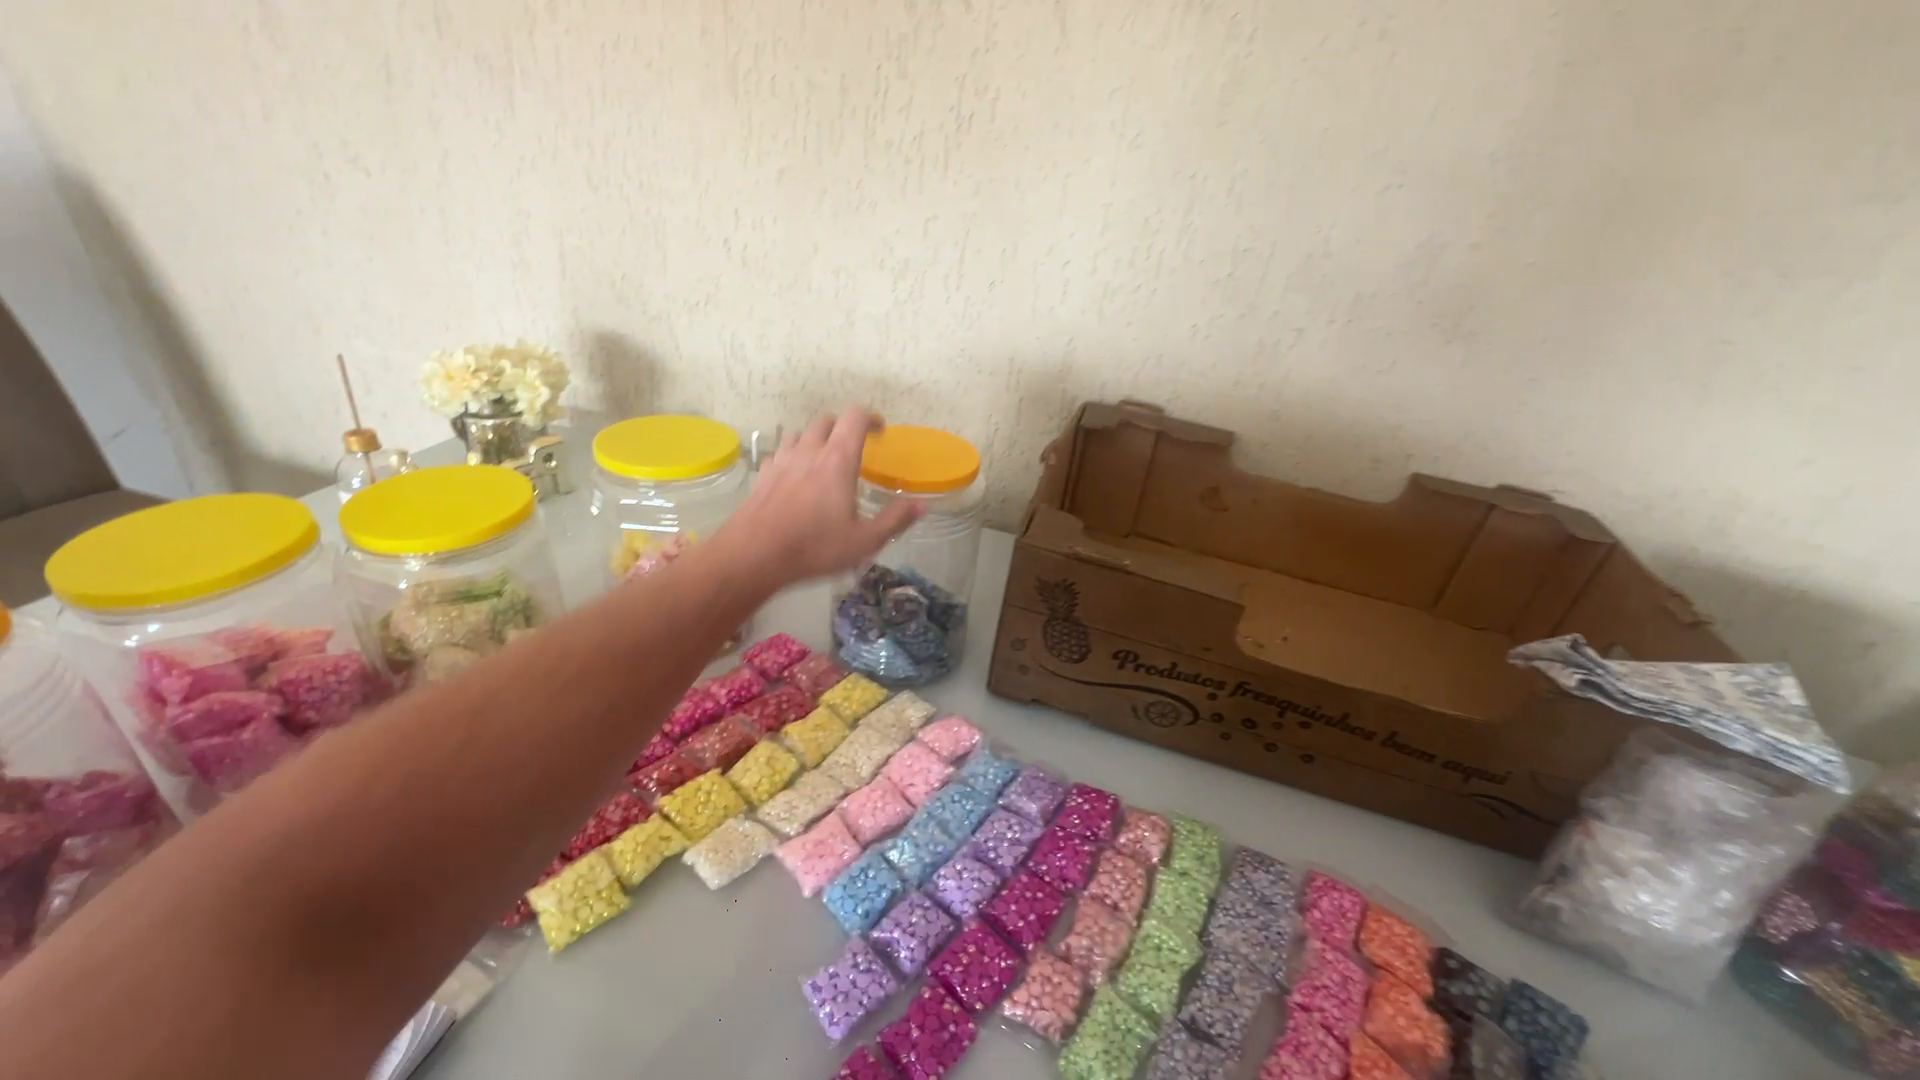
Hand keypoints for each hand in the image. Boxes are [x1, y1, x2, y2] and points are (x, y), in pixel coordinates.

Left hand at [712, 408, 921, 588]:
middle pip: (826, 421)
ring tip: (824, 459)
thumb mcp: (864, 541)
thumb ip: (894, 521)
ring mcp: (781, 461)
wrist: (753, 555)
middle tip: (854, 447)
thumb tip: (921, 506)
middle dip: (843, 427)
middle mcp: (809, 451)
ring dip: (815, 439)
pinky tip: (795, 476)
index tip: (880, 431)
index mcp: (837, 460)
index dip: (870, 418)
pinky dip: (792, 456)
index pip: (855, 418)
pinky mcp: (762, 475)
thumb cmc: (814, 547)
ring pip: (799, 434)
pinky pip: (779, 454)